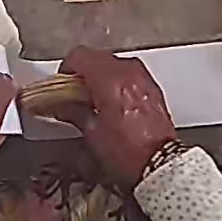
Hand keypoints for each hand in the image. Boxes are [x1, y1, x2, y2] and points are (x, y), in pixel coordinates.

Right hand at [54, 47, 176, 185]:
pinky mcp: (152, 87)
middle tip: (73, 91)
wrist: (160, 164)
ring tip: (93, 97)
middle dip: (83, 71)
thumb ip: (74, 111)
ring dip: (101, 74)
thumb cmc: (129, 153)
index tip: (61, 82)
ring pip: (114, 63)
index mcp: (110, 81)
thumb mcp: (92, 133)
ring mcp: (143, 78)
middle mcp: (129, 73)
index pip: (81, 56)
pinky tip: (111, 100)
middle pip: (98, 56)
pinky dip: (117, 80)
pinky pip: (129, 73)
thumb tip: (62, 105)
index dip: (66, 67)